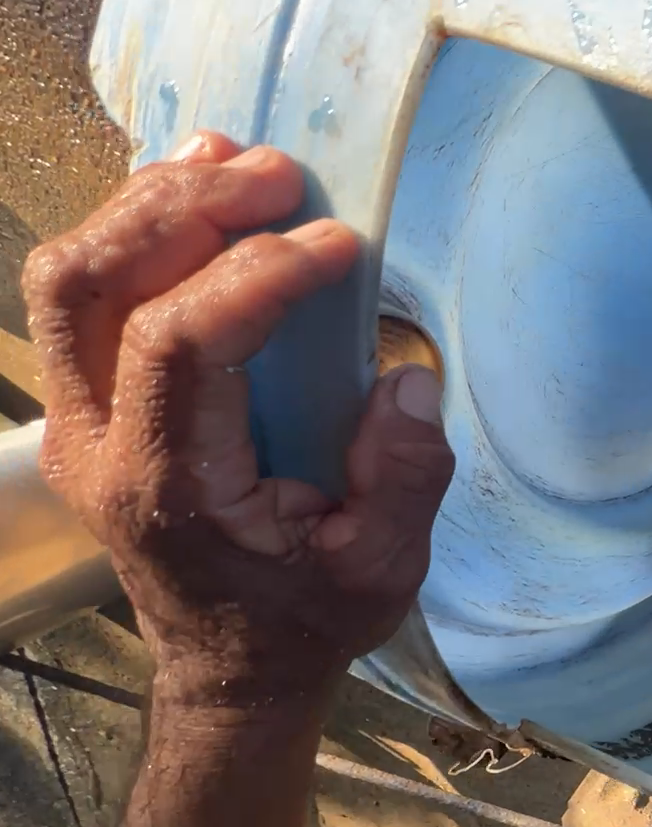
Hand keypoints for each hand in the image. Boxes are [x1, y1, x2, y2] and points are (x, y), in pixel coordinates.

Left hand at [24, 130, 454, 726]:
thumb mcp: (385, 565)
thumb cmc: (315, 616)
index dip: (258, 279)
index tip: (342, 246)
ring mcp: (88, 423)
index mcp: (179, 484)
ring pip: (70, 282)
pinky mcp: (106, 410)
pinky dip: (135, 236)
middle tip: (277, 175)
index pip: (185, 346)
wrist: (238, 662)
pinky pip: (88, 301)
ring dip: (148, 209)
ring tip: (233, 163)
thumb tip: (406, 377)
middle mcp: (105, 443)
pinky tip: (188, 197)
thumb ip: (404, 476)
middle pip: (93, 289)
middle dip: (183, 214)